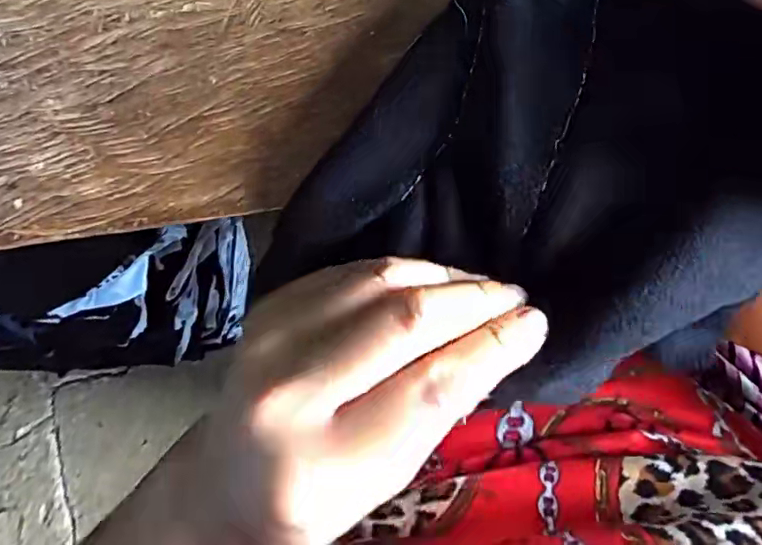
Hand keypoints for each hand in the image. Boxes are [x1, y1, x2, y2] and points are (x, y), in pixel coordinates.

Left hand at [97, 258, 546, 544]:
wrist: (226, 474)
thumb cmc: (316, 493)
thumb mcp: (383, 476)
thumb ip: (439, 408)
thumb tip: (509, 336)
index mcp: (323, 461)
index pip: (427, 386)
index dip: (490, 346)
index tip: (535, 323)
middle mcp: (290, 389)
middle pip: (404, 320)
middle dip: (472, 300)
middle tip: (516, 296)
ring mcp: (273, 333)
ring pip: (381, 280)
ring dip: (444, 276)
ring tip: (484, 286)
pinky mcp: (274, 300)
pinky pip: (356, 269)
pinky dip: (407, 269)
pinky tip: (436, 278)